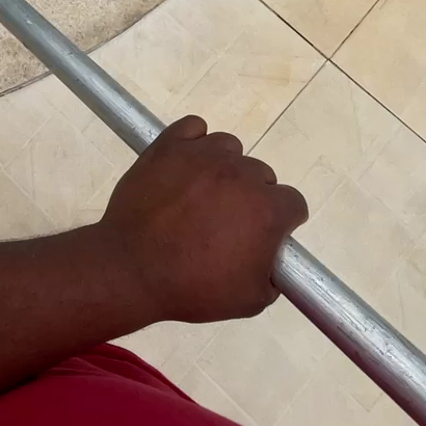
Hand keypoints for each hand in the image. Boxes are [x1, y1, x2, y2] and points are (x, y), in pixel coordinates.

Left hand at [94, 115, 307, 323]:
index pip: (292, 203)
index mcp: (265, 210)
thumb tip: (271, 254)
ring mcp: (201, 154)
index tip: (262, 235)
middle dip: (250, 195)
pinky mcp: (168, 144)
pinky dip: (194, 140)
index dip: (280, 222)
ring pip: (228, 148)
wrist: (132, 266)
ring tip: (202, 191)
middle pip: (260, 174)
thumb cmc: (193, 287)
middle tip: (225, 218)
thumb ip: (273, 272)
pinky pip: (193, 127)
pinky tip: (187, 162)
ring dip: (223, 166)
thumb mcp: (251, 298)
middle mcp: (238, 174)